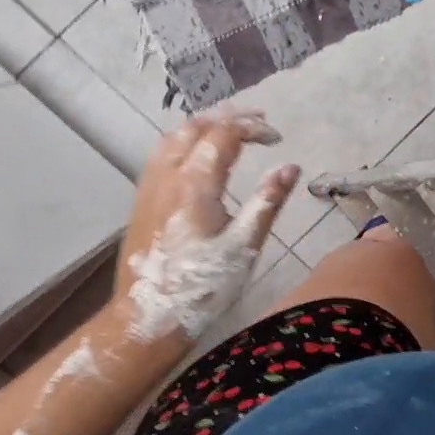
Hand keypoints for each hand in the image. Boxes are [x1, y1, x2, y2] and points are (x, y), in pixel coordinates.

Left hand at [105, 109, 299, 352]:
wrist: (147, 317)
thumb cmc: (203, 285)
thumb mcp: (245, 245)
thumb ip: (268, 201)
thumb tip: (291, 166)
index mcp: (195, 183)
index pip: (224, 134)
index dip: (253, 128)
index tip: (278, 138)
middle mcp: (168, 176)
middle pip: (196, 127)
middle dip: (229, 117)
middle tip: (259, 120)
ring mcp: (150, 186)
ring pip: (174, 137)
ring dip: (204, 125)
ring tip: (229, 127)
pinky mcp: (142, 200)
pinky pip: (162, 153)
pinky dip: (185, 140)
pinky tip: (197, 154)